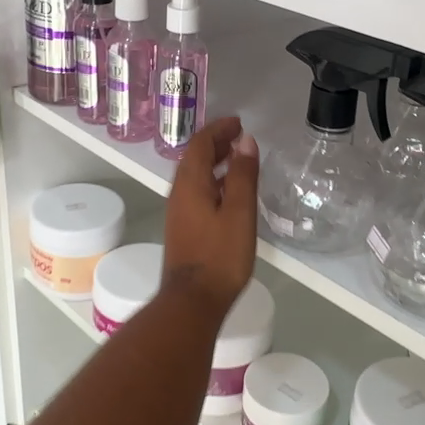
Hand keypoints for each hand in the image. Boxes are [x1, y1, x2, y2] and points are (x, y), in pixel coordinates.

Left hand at [161, 117, 259, 316]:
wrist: (193, 301)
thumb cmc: (220, 256)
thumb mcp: (239, 212)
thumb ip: (243, 175)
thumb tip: (245, 142)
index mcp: (190, 183)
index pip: (200, 144)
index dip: (218, 129)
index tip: (238, 123)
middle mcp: (179, 193)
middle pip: (194, 157)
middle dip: (216, 143)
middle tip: (240, 137)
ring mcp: (179, 211)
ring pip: (195, 175)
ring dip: (214, 162)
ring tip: (238, 159)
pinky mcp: (184, 228)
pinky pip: (196, 191)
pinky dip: (213, 181)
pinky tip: (229, 193)